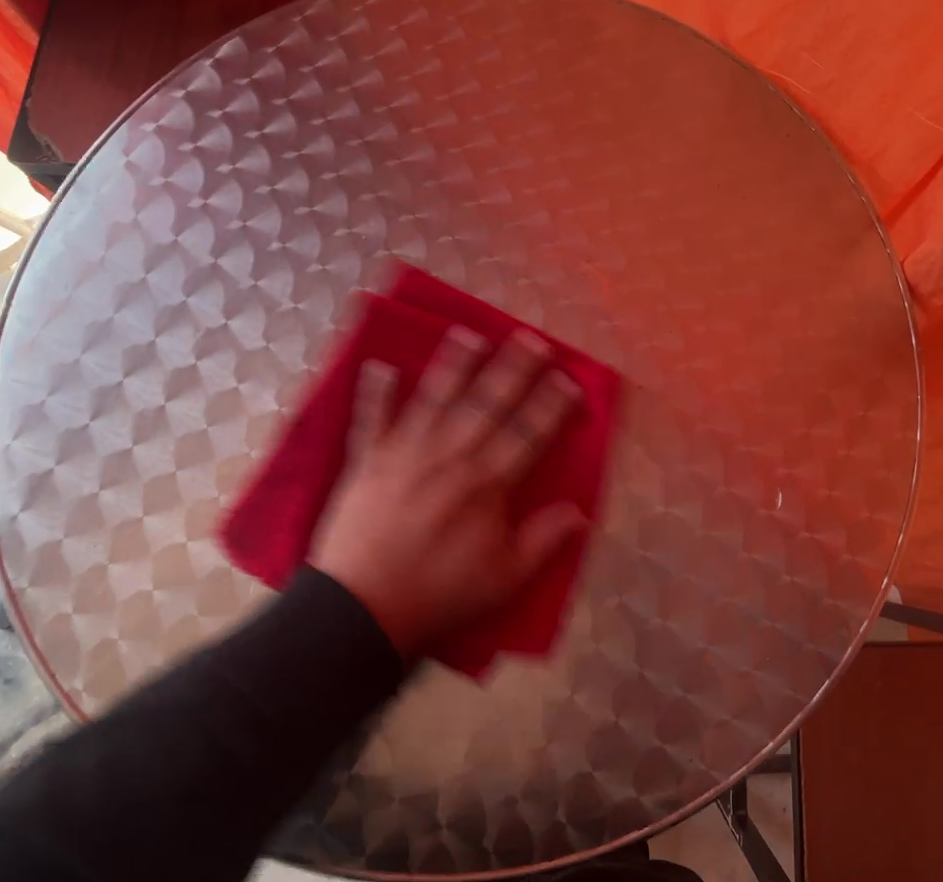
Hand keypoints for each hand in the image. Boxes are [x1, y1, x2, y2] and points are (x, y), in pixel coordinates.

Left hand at [308, 325, 586, 659]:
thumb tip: (579, 511)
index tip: (568, 378)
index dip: (551, 405)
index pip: (528, 434)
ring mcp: (405, 455)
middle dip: (512, 370)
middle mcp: (449, 457)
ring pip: (434, 400)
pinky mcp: (367, 463)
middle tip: (531, 339)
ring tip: (470, 333)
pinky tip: (380, 365)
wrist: (362, 609)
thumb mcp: (505, 579)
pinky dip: (375, 393)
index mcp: (486, 485)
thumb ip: (543, 541)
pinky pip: (371, 421)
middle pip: (487, 405)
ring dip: (453, 366)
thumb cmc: (439, 594)